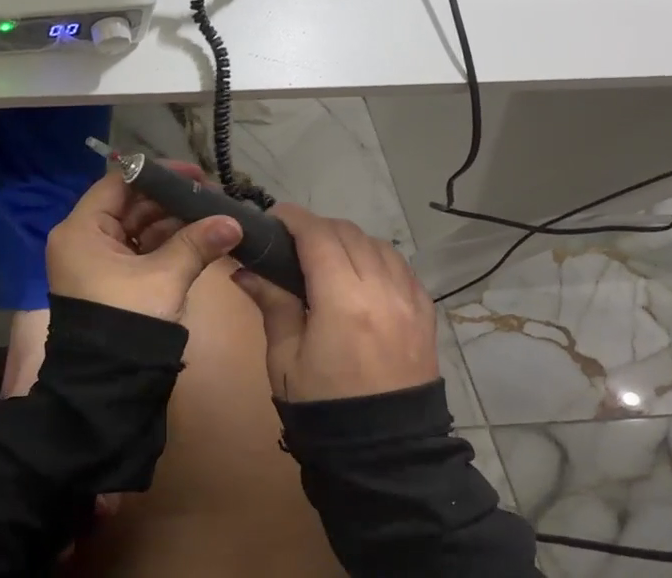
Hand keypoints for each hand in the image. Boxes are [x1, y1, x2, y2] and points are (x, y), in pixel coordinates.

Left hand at [46, 171, 243, 321]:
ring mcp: (95, 262)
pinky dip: (163, 245)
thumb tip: (234, 222)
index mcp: (80, 229)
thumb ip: (196, 243)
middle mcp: (82, 239)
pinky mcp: (109, 281)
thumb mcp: (163, 278)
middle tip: (211, 196)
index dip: (156, 176)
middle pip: (128, 206)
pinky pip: (137, 252)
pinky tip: (197, 238)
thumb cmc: (128, 320)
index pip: (118, 184)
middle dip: (169, 201)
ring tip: (211, 215)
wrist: (108, 384)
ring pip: (136, 229)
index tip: (193, 175)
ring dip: (170, 223)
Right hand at [231, 205, 438, 402]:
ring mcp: (410, 303)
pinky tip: (361, 273)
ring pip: (379, 246)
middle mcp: (382, 291)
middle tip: (291, 238)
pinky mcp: (426, 318)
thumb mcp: (284, 357)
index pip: (319, 236)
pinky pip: (402, 269)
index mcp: (344, 300)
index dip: (294, 219)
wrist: (386, 453)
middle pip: (349, 234)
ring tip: (326, 254)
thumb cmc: (324, 405)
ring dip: (349, 239)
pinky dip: (378, 258)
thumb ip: (272, 303)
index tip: (273, 218)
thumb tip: (245, 269)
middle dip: (318, 227)